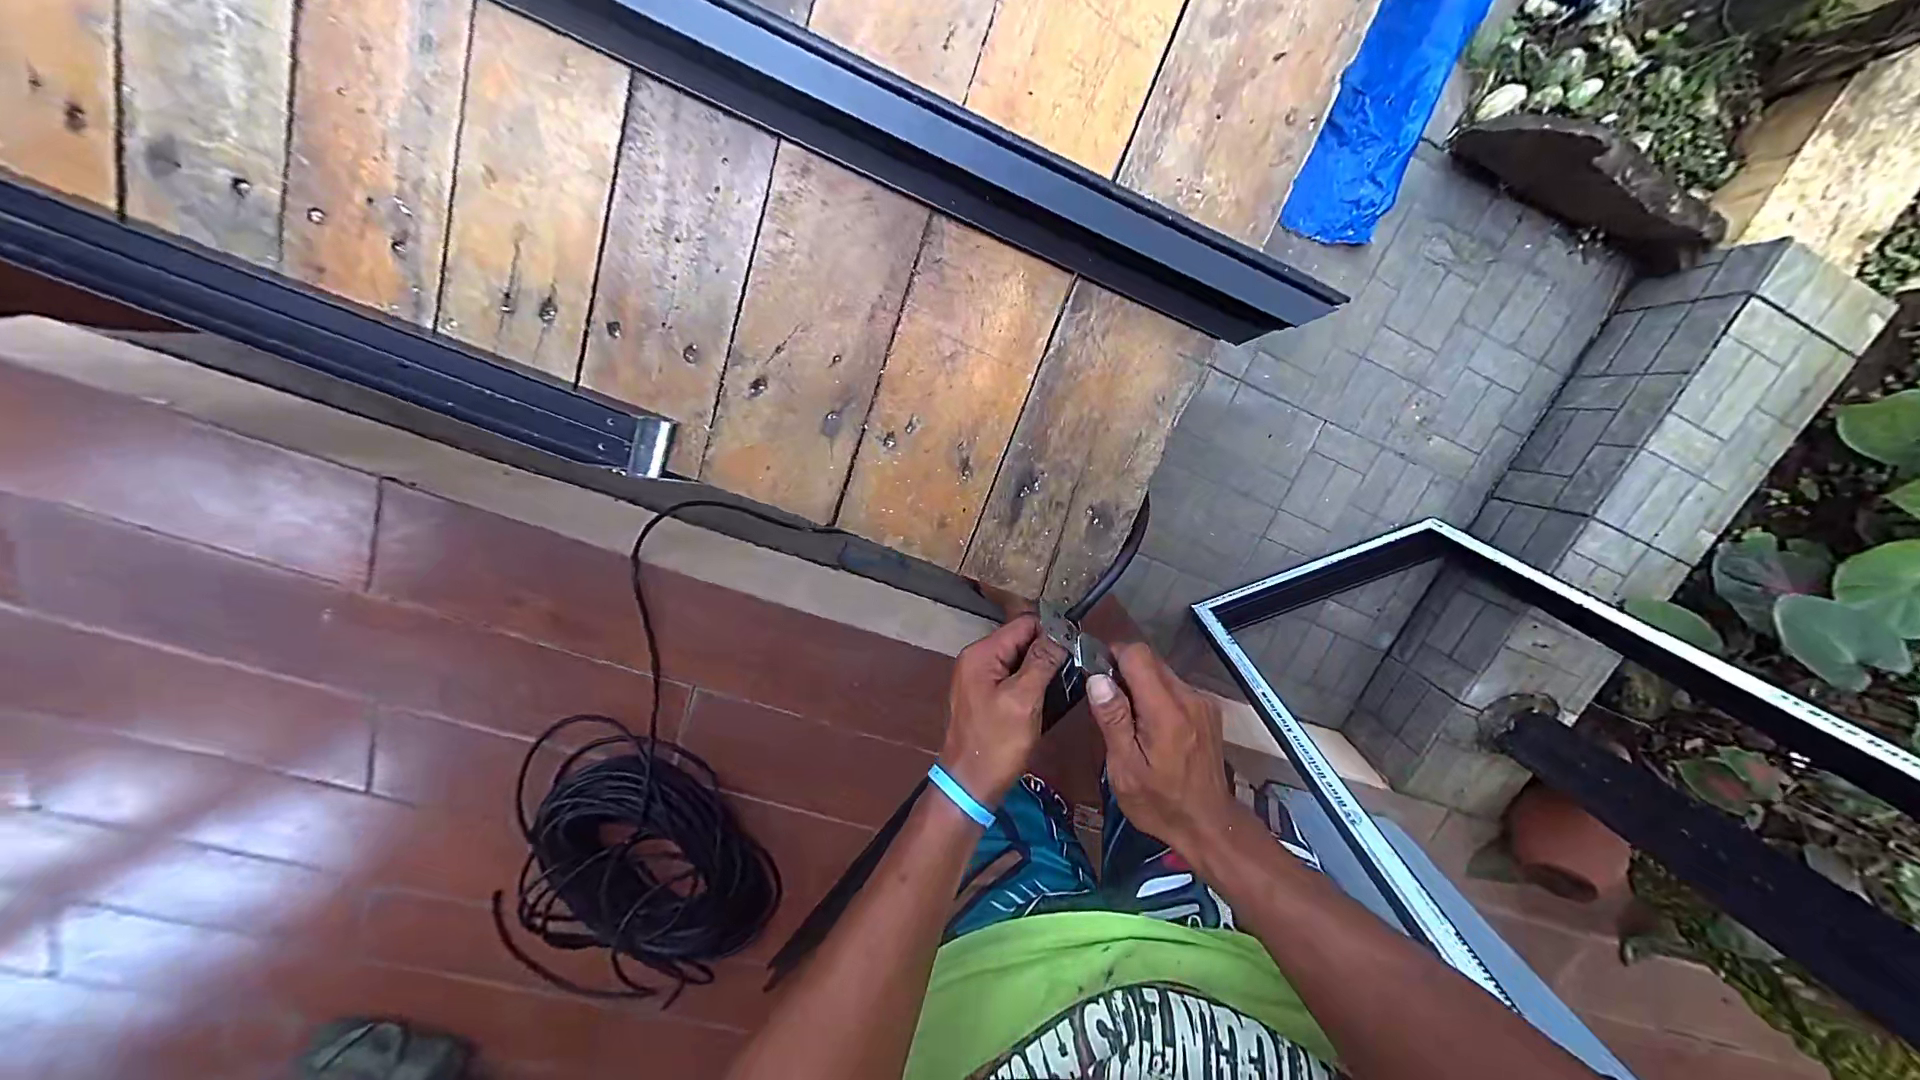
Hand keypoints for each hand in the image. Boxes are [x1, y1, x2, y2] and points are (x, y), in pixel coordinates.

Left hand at [940, 614, 1066, 805]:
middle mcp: (976, 659)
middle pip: (1021, 640)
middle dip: (1047, 651)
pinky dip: (1031, 683)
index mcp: (980, 653)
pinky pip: (1012, 678)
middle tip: (1076, 667)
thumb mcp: (1024, 700)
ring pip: (1019, 660)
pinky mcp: (985, 695)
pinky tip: (1048, 696)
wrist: (970, 786)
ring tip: (1067, 681)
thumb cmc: (996, 743)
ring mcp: (978, 678)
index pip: (1023, 624)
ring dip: (1041, 668)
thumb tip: (1060, 632)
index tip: (1078, 646)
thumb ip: (1042, 662)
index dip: (1052, 632)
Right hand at [1087, 642, 1242, 853]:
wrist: (1209, 826)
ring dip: (1139, 684)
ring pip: (1161, 672)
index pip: (1137, 654)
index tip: (1097, 676)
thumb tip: (1097, 679)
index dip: (1112, 656)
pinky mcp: (1207, 710)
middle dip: (1123, 672)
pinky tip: (1150, 726)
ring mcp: (1202, 702)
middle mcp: (1189, 698)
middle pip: (1150, 660)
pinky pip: (1174, 687)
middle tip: (1108, 705)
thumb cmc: (1160, 803)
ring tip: (1128, 720)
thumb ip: (1113, 720)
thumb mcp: (1125, 769)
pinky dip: (1156, 696)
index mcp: (1166, 711)